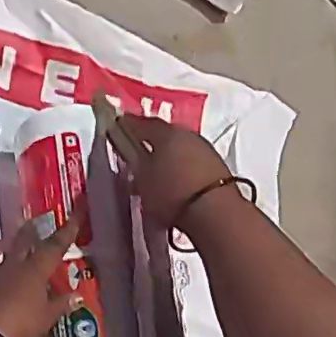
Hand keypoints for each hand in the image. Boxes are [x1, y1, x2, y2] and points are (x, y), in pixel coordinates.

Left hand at [0, 212, 85, 336]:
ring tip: (0, 242)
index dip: (66, 233)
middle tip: (32, 222)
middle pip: (20, 243)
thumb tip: (76, 296)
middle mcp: (8, 267)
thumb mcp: (46, 319)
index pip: (53, 247)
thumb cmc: (19, 325)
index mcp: (33, 271)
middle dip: (28, 232)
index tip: (73, 217)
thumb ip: (60, 305)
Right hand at [100, 113, 232, 229]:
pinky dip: (181, 168)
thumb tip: (131, 154)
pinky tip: (175, 182)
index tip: (118, 127)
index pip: (142, 123)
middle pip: (164, 135)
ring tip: (155, 172)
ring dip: (168, 156)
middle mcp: (188, 134)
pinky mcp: (217, 168)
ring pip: (179, 148)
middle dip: (150, 142)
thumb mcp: (142, 180)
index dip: (128, 125)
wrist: (215, 212)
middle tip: (136, 153)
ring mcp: (205, 150)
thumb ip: (134, 163)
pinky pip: (192, 162)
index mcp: (166, 132)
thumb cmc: (171, 193)